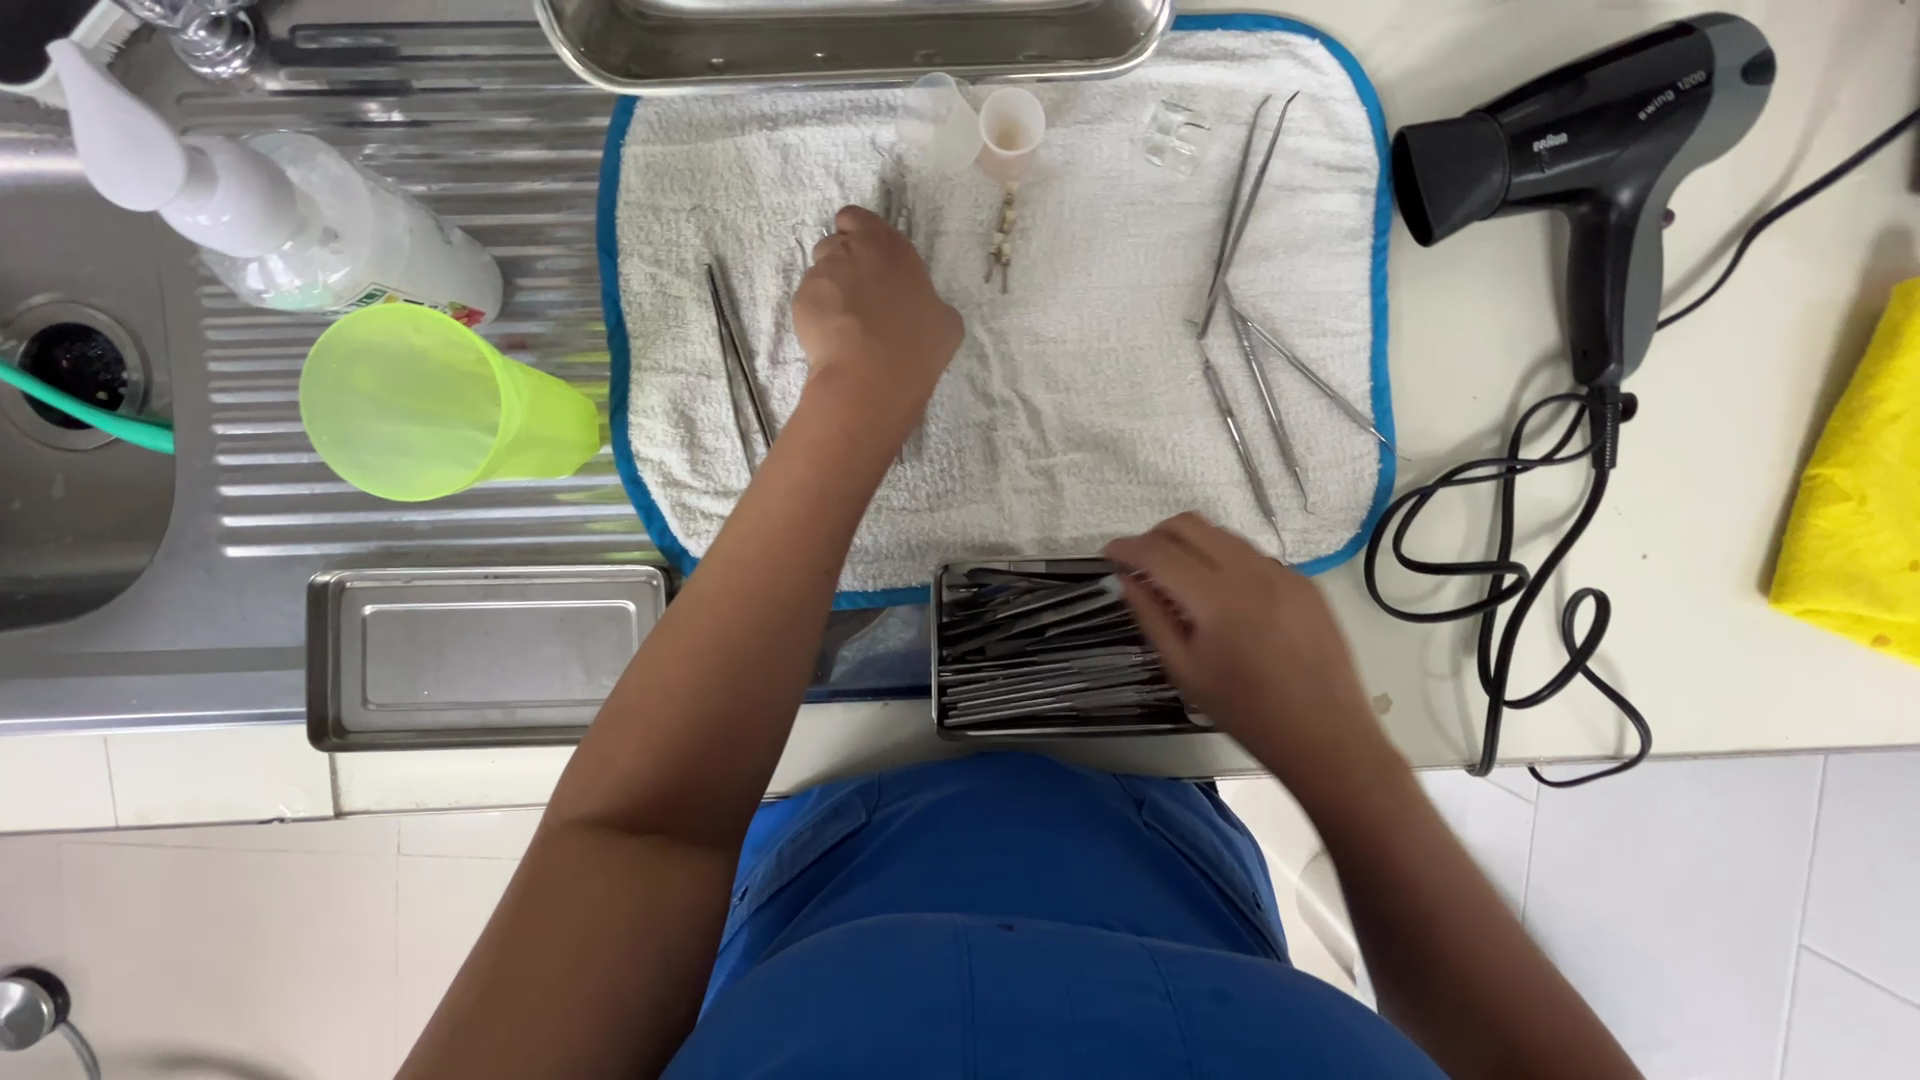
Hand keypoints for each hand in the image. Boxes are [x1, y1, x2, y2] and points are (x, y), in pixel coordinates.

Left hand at [793, 205, 962, 425]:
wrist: (872, 376)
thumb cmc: (916, 345)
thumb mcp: (945, 321)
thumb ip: (929, 301)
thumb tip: (922, 307)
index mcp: (890, 247)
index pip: (856, 217)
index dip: (856, 233)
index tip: (864, 257)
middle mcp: (852, 251)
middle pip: (835, 244)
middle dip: (843, 265)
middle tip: (859, 298)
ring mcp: (822, 274)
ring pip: (819, 272)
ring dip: (830, 288)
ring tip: (844, 321)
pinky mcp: (801, 301)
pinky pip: (808, 301)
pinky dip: (818, 314)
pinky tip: (834, 338)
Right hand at [1104, 513, 1393, 781]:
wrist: (1326, 735)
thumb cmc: (1246, 712)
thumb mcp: (1184, 671)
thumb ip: (1151, 617)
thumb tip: (1126, 579)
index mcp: (1217, 599)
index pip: (1159, 552)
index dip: (1127, 547)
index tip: (1109, 553)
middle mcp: (1252, 572)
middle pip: (1190, 524)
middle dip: (1155, 535)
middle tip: (1140, 563)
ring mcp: (1284, 572)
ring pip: (1223, 534)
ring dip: (1191, 544)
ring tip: (1179, 579)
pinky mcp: (1305, 582)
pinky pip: (1253, 554)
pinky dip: (1225, 561)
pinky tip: (1223, 598)